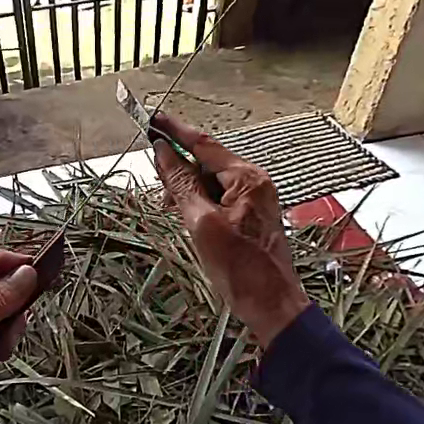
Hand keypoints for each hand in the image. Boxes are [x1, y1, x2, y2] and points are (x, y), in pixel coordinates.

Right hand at [151, 112, 310, 345]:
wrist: (272, 305)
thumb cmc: (239, 268)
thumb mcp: (202, 224)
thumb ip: (182, 185)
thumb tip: (163, 152)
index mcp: (247, 178)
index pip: (204, 144)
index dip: (175, 130)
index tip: (151, 118)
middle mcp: (254, 182)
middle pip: (206, 162)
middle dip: (179, 171)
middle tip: (158, 189)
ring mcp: (253, 199)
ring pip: (209, 182)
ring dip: (186, 191)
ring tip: (170, 210)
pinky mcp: (249, 215)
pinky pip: (217, 198)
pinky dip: (198, 203)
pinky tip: (187, 218)